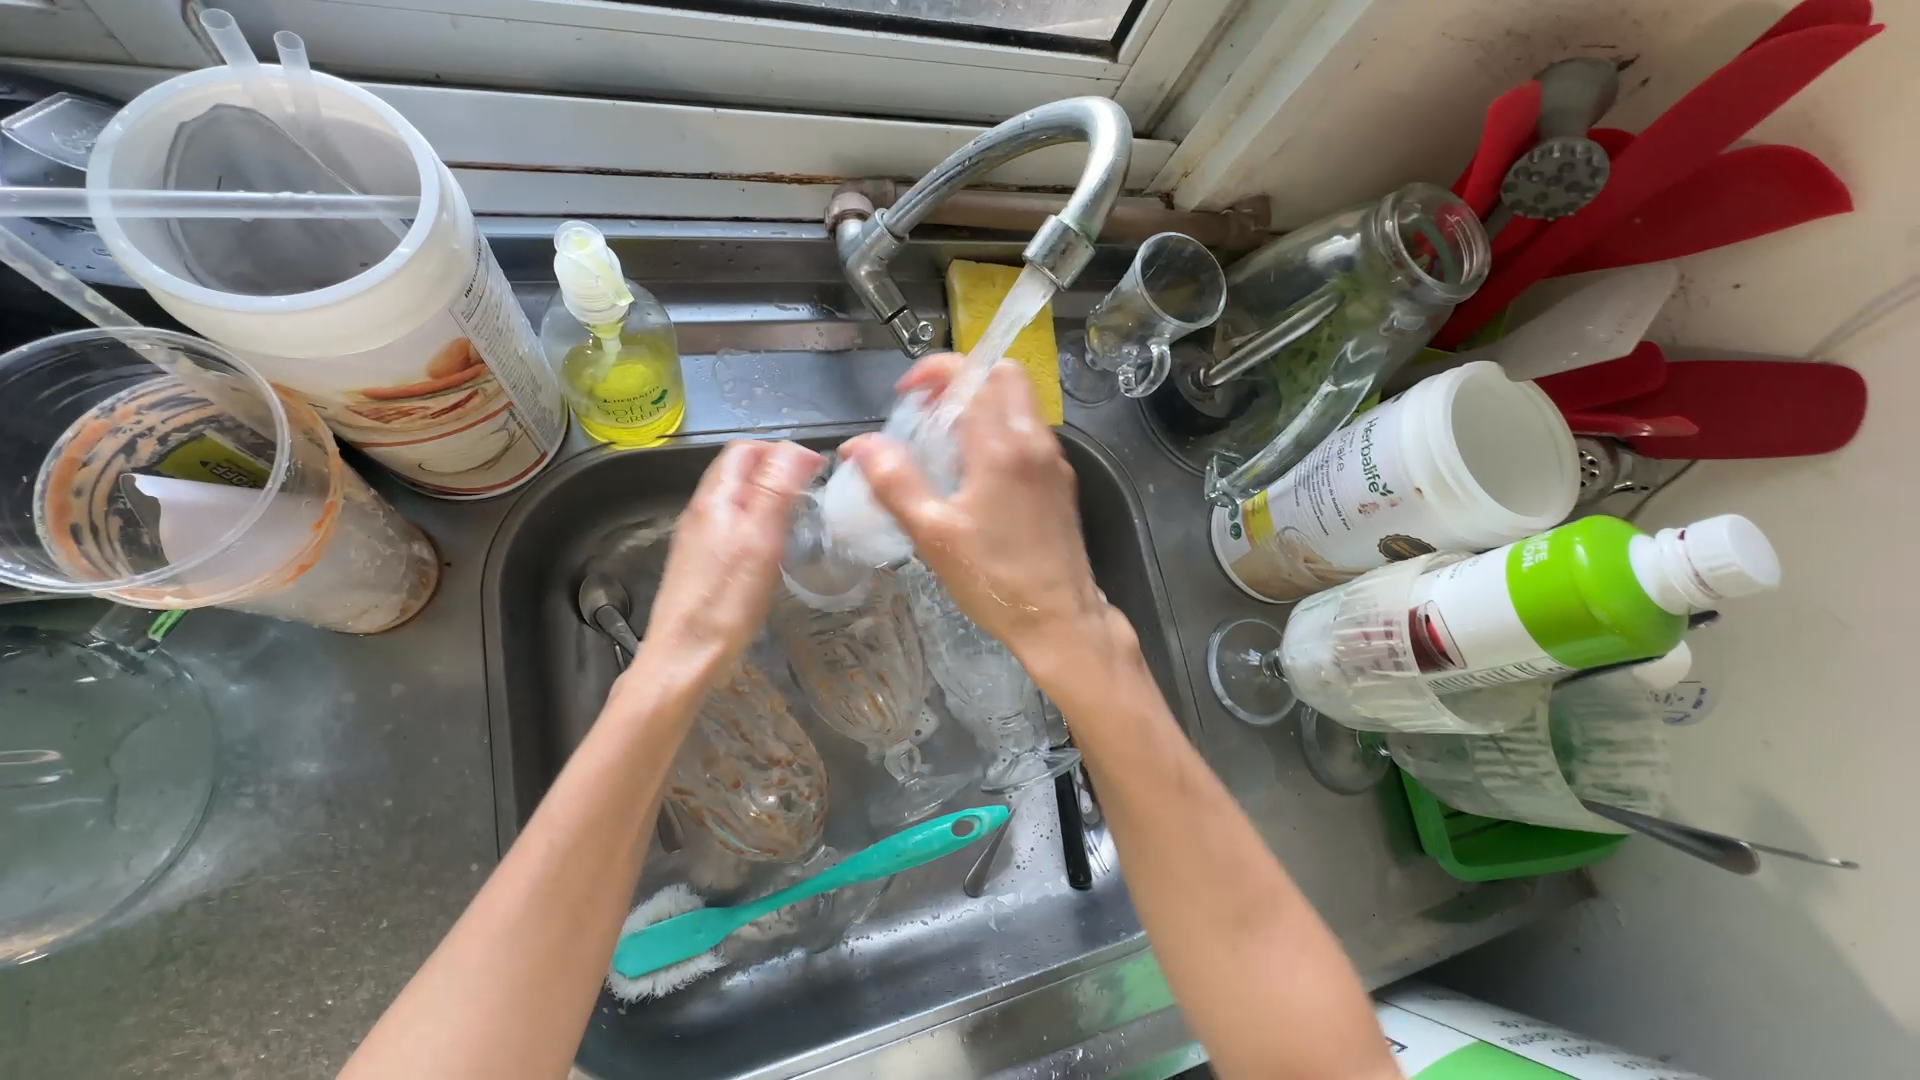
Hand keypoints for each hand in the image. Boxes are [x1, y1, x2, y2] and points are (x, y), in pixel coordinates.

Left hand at [638, 439, 820, 682]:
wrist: (685, 656)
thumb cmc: (727, 600)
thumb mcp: (760, 539)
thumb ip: (775, 490)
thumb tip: (796, 450)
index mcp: (715, 498)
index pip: (746, 450)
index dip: (783, 450)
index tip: (818, 470)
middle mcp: (702, 510)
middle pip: (739, 470)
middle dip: (777, 468)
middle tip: (813, 489)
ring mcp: (700, 537)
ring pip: (737, 498)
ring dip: (769, 494)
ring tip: (800, 513)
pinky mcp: (703, 562)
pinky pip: (734, 524)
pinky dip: (759, 520)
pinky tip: (775, 544)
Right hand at [840, 355, 1122, 670]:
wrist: (1059, 619)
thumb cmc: (993, 579)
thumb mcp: (932, 534)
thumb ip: (895, 482)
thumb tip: (859, 445)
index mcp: (1002, 448)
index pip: (973, 376)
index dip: (936, 371)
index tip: (908, 393)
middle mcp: (1034, 443)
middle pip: (1005, 375)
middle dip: (964, 379)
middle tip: (929, 409)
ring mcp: (1054, 462)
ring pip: (1021, 404)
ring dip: (984, 404)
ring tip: (945, 441)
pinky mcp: (1061, 483)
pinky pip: (1030, 435)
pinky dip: (1001, 430)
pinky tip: (976, 471)